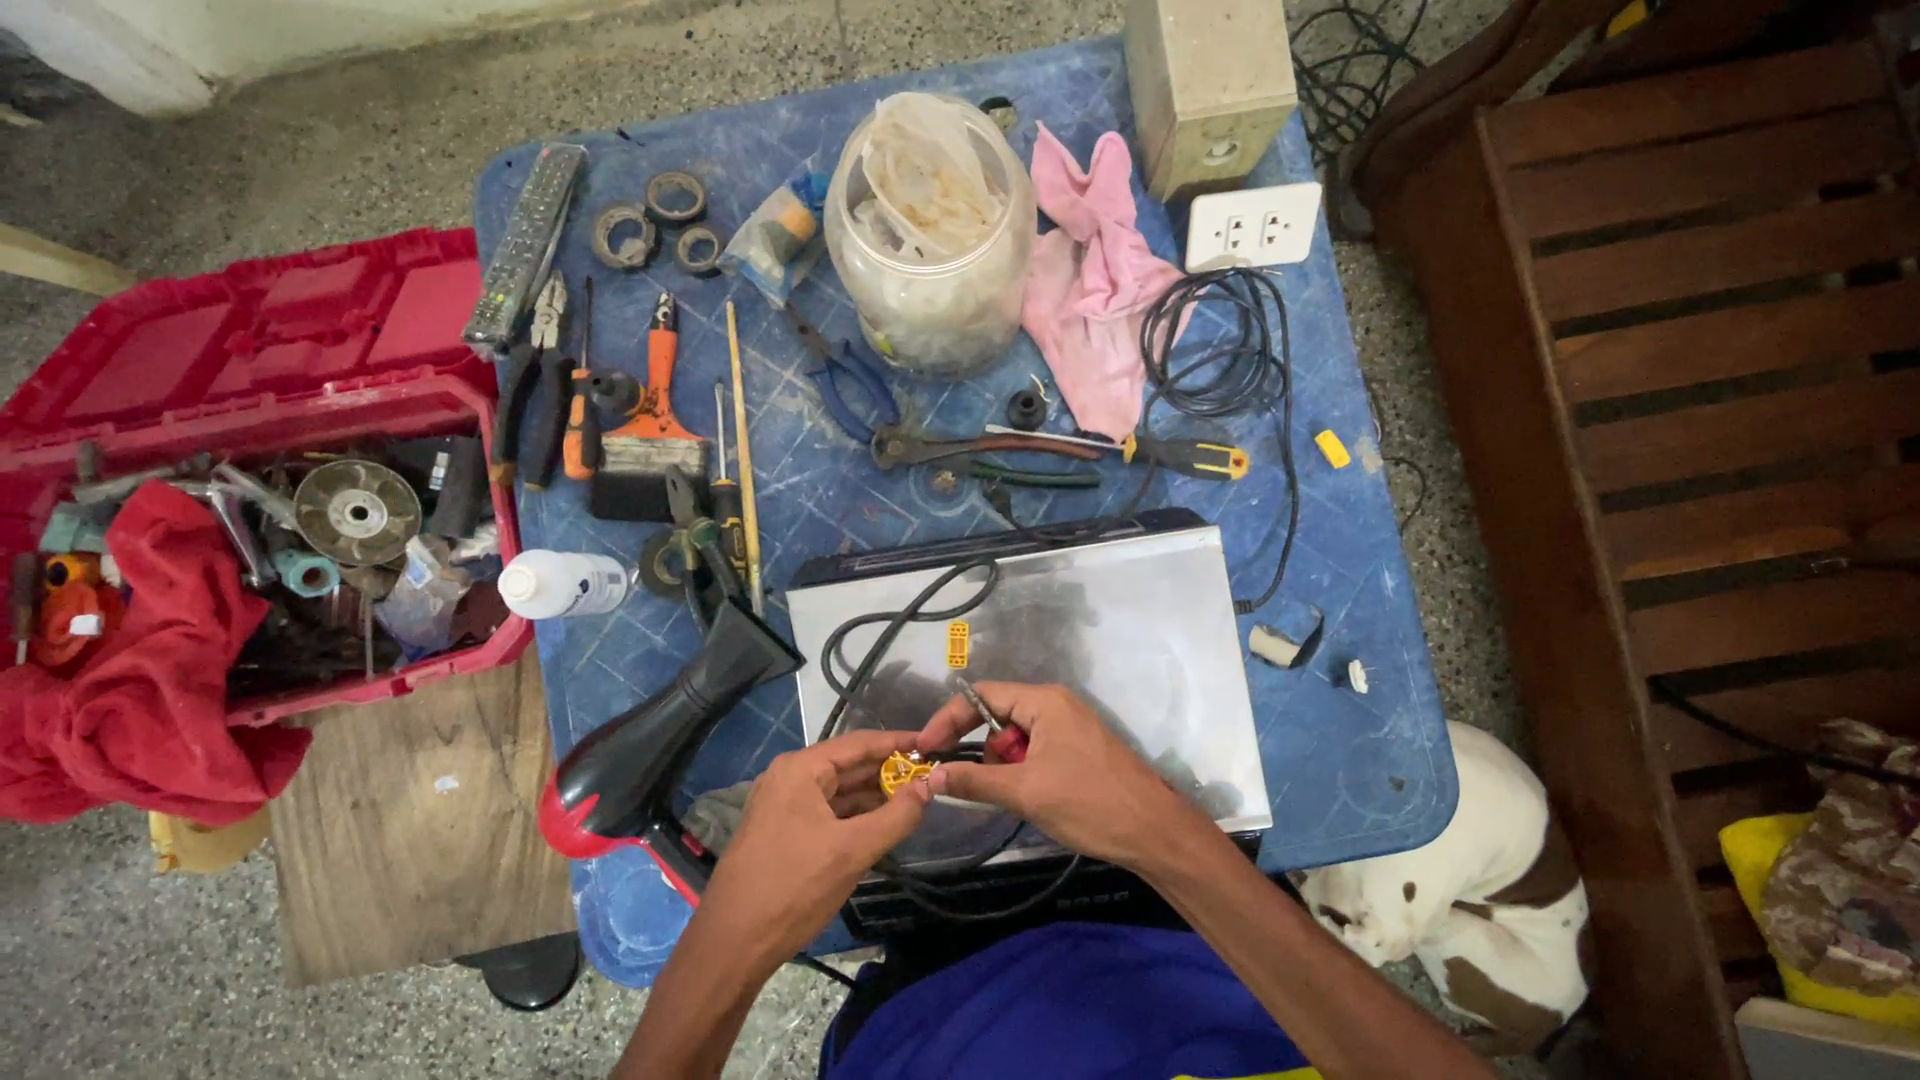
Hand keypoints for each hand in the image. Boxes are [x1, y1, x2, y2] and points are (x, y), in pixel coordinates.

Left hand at [698, 728, 931, 963]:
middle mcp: (788, 777)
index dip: (897, 742)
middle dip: (888, 771)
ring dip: (873, 795)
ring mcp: (781, 804)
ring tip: (914, 800)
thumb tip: (929, 786)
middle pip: (847, 765)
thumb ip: (896, 816)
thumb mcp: (853, 851)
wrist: (732, 943)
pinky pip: (826, 812)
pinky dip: (854, 815)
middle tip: (930, 777)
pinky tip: (881, 824)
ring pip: (838, 791)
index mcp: (800, 769)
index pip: (858, 743)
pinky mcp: (780, 830)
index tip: (933, 743)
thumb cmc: (794, 888)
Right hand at [918, 682, 1205, 870]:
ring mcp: (1070, 727)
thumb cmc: (1089, 803)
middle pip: (998, 714)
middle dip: (977, 746)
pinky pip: (1035, 751)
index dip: (948, 719)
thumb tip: (931, 777)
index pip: (982, 695)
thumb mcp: (1026, 792)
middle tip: (957, 779)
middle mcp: (1056, 705)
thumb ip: (975, 781)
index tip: (924, 749)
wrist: (1155, 832)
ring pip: (1016, 737)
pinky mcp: (1078, 750)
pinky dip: (1020, 771)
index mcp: (1044, 701)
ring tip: (1004, 795)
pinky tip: (1022, 796)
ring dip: (1000, 764)